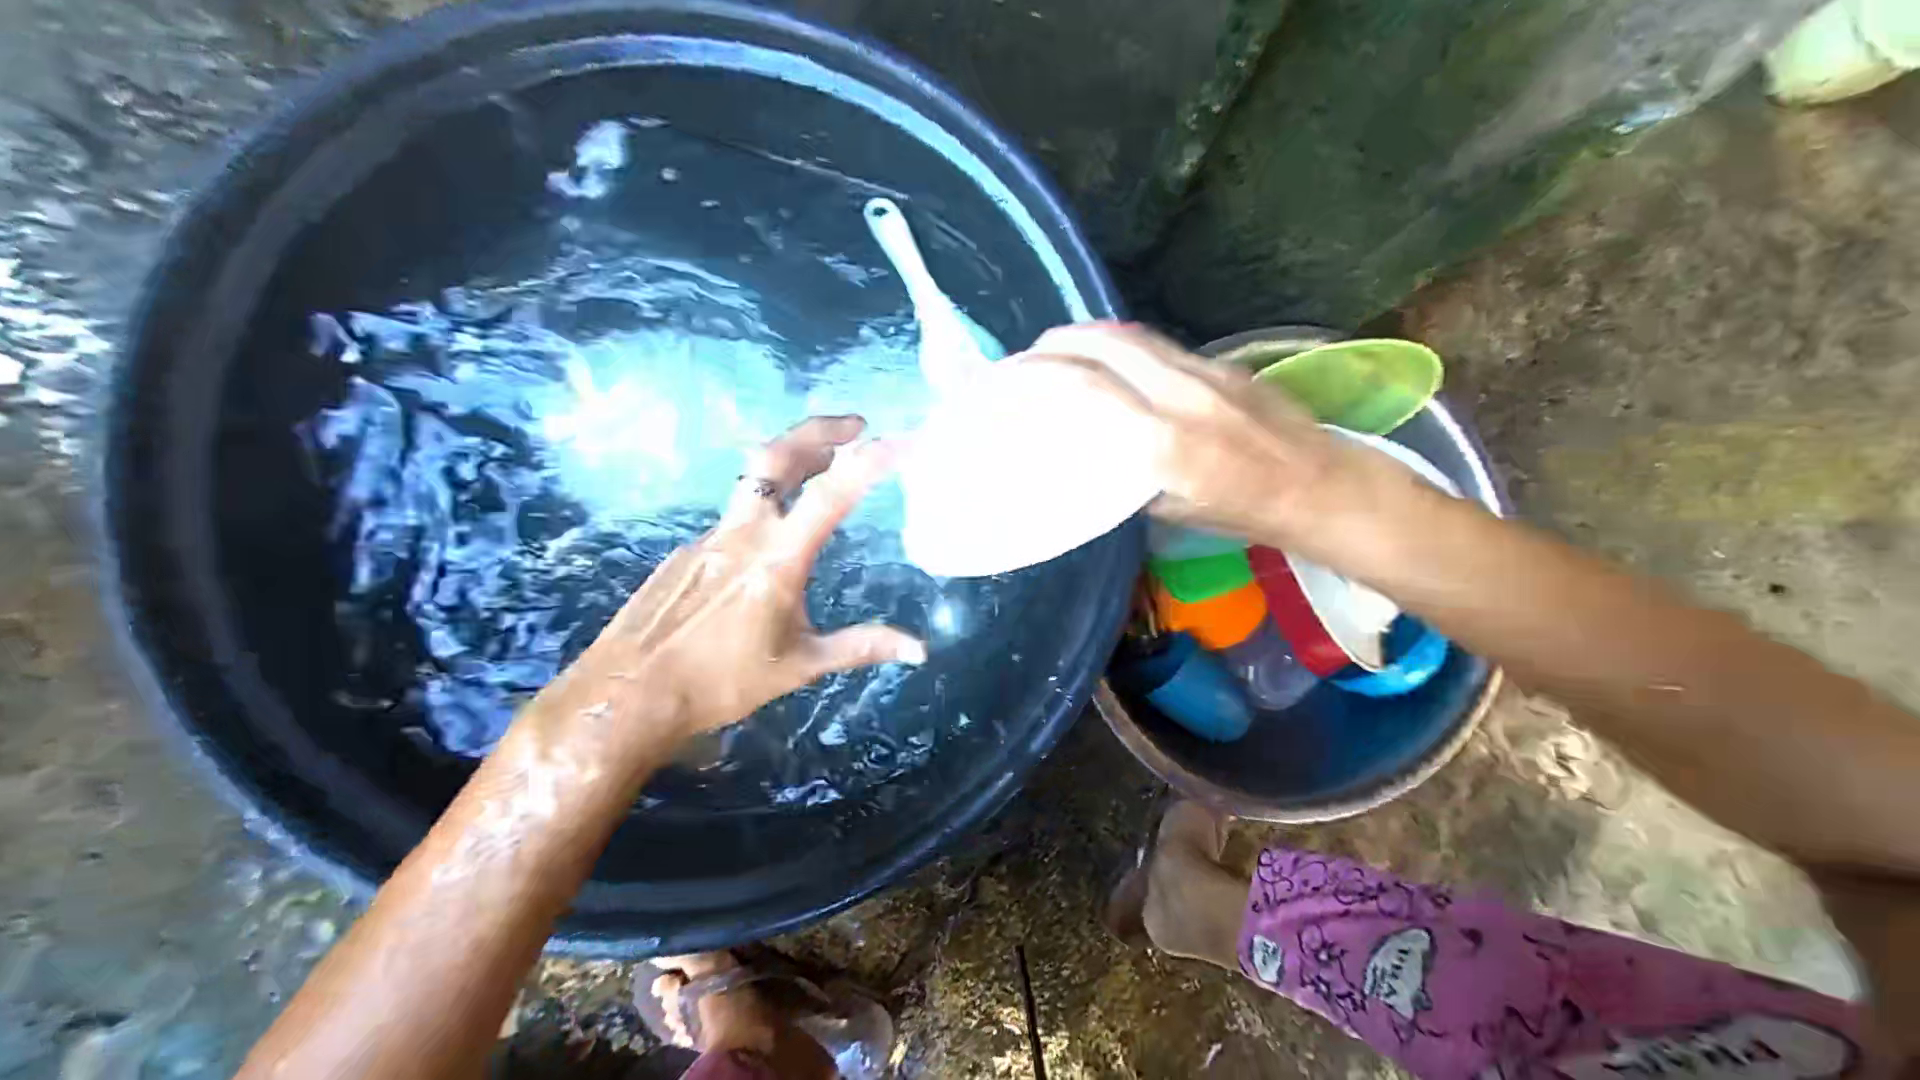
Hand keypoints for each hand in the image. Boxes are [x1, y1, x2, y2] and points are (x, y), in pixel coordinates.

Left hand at [564, 416, 925, 742]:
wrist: (630, 694)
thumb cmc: (721, 683)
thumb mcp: (801, 665)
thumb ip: (861, 646)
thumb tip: (920, 650)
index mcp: (778, 560)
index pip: (831, 494)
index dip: (869, 461)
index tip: (900, 439)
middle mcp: (744, 534)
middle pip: (777, 457)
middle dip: (819, 430)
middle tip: (856, 424)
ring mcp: (711, 536)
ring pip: (754, 481)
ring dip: (794, 461)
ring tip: (824, 463)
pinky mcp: (689, 549)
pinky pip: (735, 516)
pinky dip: (766, 505)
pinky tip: (773, 536)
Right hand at [1019, 323, 1366, 545]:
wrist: (1320, 485)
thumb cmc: (1243, 512)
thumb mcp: (1172, 509)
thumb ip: (1131, 476)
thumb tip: (1098, 454)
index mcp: (1165, 441)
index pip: (1092, 388)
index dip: (1046, 373)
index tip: (1015, 375)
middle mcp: (1183, 395)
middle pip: (1109, 345)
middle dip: (1062, 341)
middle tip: (1031, 353)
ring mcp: (1207, 373)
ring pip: (1136, 337)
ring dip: (1092, 336)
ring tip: (1064, 347)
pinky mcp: (1224, 365)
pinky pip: (1162, 345)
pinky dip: (1125, 344)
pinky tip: (1114, 356)